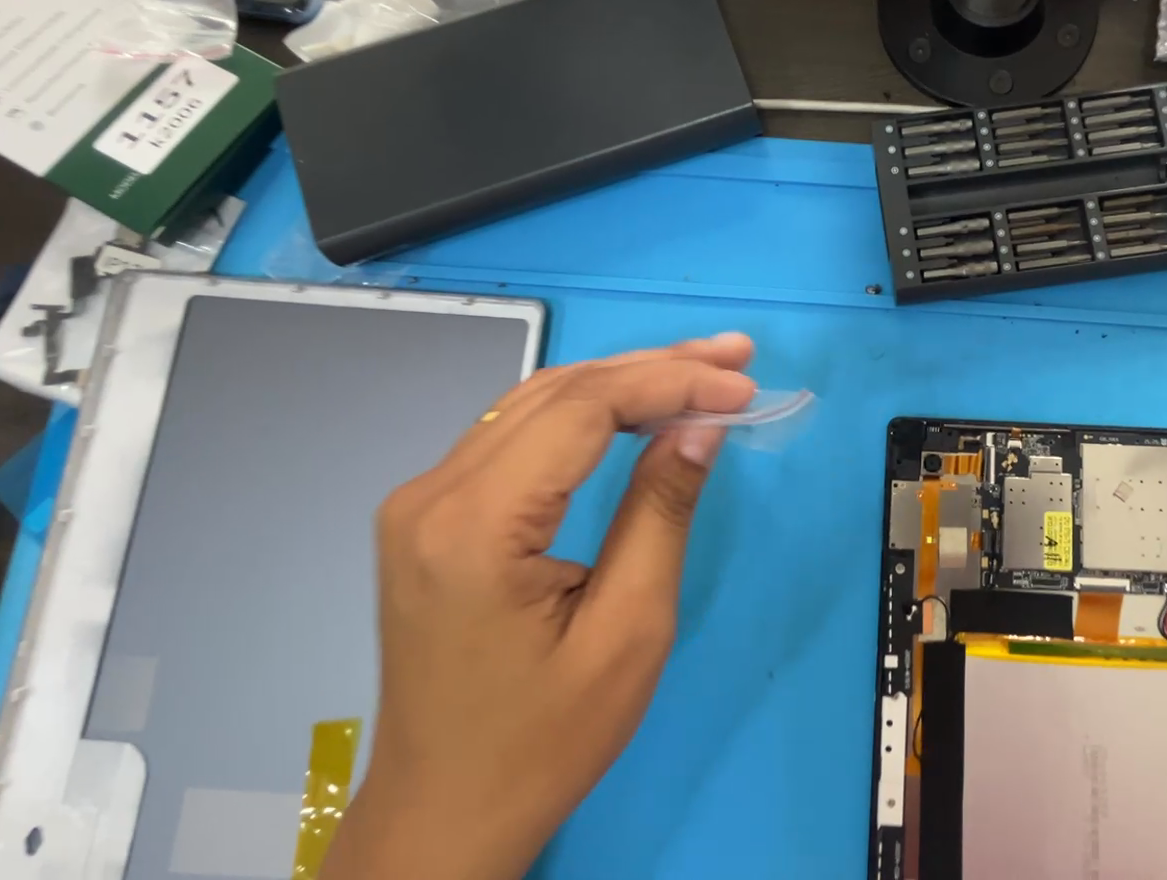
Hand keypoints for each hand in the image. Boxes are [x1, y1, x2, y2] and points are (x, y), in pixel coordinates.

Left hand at [321, 335, 756, 879]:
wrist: (446, 810)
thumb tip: (700, 426)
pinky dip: (588, 412)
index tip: (742, 386)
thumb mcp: (629, 630)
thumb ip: (661, 512)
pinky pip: (519, 435)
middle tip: (736, 356)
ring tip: (702, 369)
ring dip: (624, 380)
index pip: (583, 411)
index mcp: (474, 526)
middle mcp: (433, 493)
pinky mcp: (434, 513)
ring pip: (537, 403)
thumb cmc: (546, 738)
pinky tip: (637, 407)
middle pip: (559, 392)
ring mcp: (424, 499)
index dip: (670, 384)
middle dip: (656, 367)